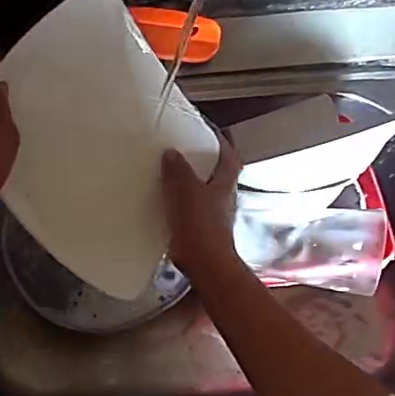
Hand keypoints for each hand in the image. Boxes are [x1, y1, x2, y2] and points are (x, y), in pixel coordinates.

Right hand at [160, 136, 240, 280]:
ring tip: (171, 174)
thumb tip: (172, 153)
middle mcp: (222, 199)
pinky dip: (180, 202)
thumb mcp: (186, 194)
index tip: (209, 129)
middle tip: (188, 150)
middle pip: (219, 174)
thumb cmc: (201, 229)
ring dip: (192, 182)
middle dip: (207, 161)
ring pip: (204, 192)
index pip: (229, 157)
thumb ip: (179, 172)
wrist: (206, 266)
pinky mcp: (200, 231)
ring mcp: (213, 216)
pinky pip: (190, 209)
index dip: (222, 141)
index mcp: (224, 185)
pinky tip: (165, 204)